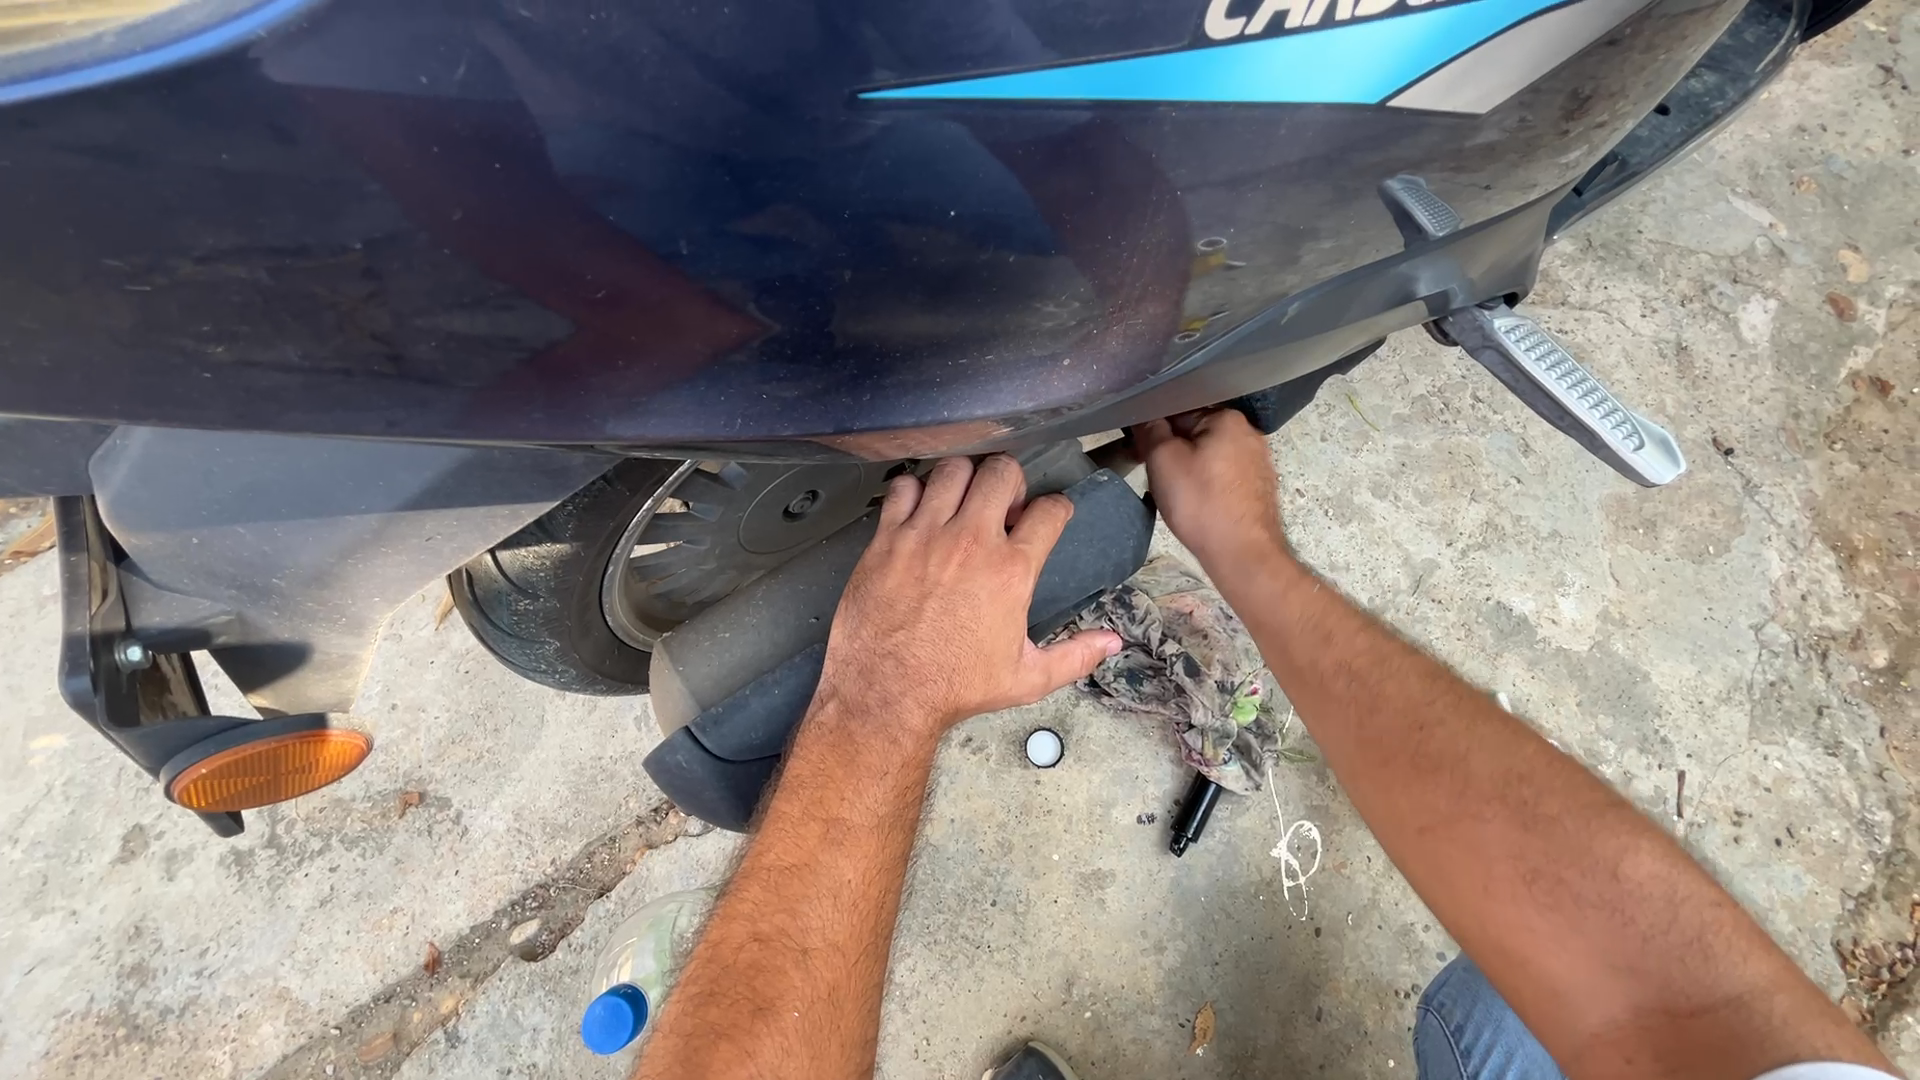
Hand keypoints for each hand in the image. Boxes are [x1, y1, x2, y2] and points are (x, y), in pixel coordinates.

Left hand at [814, 456, 1123, 741]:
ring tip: (963, 502)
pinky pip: (904, 488)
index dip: (1057, 508)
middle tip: (1003, 506)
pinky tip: (921, 510)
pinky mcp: (888, 538)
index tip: (1049, 515)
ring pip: (953, 469)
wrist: (888, 692)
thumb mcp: (1027, 678)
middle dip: (1011, 481)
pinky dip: (915, 490)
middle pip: (1002, 471)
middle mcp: (971, 541)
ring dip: (966, 479)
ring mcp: (925, 534)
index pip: (1050, 510)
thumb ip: (1075, 656)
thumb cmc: (957, 685)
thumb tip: (1112, 641)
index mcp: (1011, 570)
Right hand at [1133, 408, 1292, 579]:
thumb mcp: (1163, 460)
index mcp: (1227, 418)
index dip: (1153, 430)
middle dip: (1171, 451)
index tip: (1139, 451)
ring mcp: (1257, 462)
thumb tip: (1145, 418)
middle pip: (1195, 433)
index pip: (1178, 411)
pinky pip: (1222, 476)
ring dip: (1187, 469)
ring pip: (1208, 456)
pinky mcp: (1257, 487)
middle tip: (1152, 475)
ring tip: (1173, 494)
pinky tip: (1195, 504)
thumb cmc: (1201, 504)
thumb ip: (1150, 431)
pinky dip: (1205, 485)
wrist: (1241, 552)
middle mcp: (1248, 433)